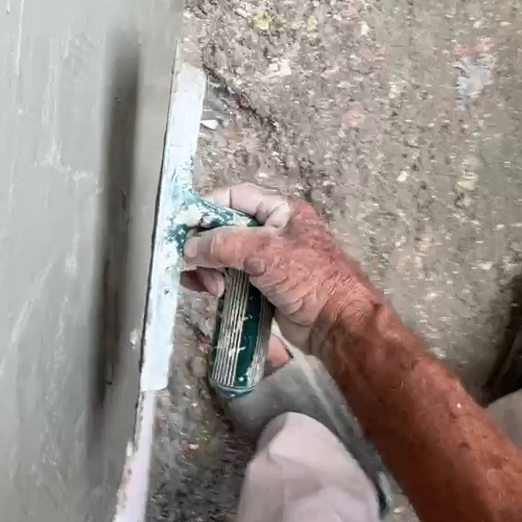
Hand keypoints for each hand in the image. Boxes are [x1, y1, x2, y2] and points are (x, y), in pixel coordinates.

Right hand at [181, 183, 381, 353]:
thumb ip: (223, 244)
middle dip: (205, 247)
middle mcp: (270, 229)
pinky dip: (213, 281)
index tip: (185, 229)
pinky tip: (205, 291)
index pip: (232, 197)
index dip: (206, 209)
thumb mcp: (265, 253)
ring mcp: (264, 258)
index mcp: (278, 210)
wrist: (336, 324)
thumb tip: (189, 248)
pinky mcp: (260, 283)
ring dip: (208, 268)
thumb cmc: (310, 279)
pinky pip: (228, 276)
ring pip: (221, 254)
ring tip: (211, 288)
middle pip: (222, 228)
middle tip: (196, 266)